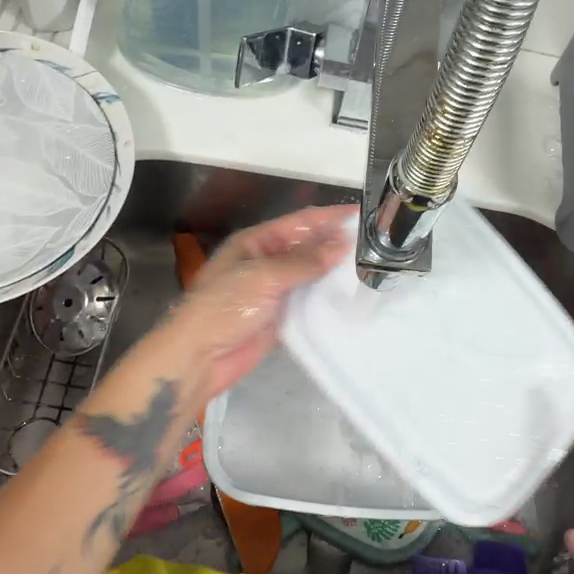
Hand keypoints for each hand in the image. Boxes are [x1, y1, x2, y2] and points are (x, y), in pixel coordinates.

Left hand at [147, 204, 354, 401]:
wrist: (198, 358)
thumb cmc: (224, 308)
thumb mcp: (264, 277)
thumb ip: (304, 261)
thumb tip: (341, 244)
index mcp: (255, 243)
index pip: (299, 223)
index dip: (329, 218)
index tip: (360, 215)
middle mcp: (265, 262)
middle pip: (307, 248)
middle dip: (335, 245)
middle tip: (375, 245)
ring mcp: (272, 291)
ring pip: (310, 276)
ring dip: (334, 274)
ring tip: (371, 269)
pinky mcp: (279, 318)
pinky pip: (308, 304)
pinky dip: (327, 301)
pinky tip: (351, 299)